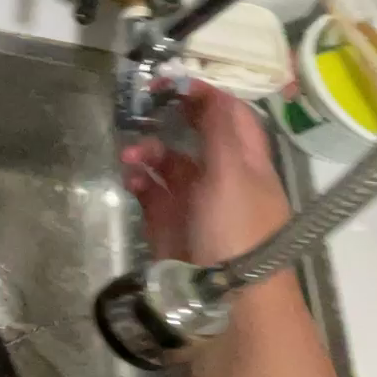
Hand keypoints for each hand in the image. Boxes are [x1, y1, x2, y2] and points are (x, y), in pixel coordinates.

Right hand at [121, 82, 289, 268]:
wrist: (226, 294)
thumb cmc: (238, 230)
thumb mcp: (233, 176)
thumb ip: (220, 133)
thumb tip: (209, 92)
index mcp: (247, 162)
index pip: (231, 116)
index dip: (207, 95)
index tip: (172, 82)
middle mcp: (222, 176)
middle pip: (196, 135)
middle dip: (170, 119)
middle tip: (142, 106)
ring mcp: (193, 198)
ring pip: (167, 161)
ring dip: (147, 151)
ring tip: (130, 156)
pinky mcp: (168, 219)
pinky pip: (149, 189)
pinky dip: (138, 180)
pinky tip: (130, 180)